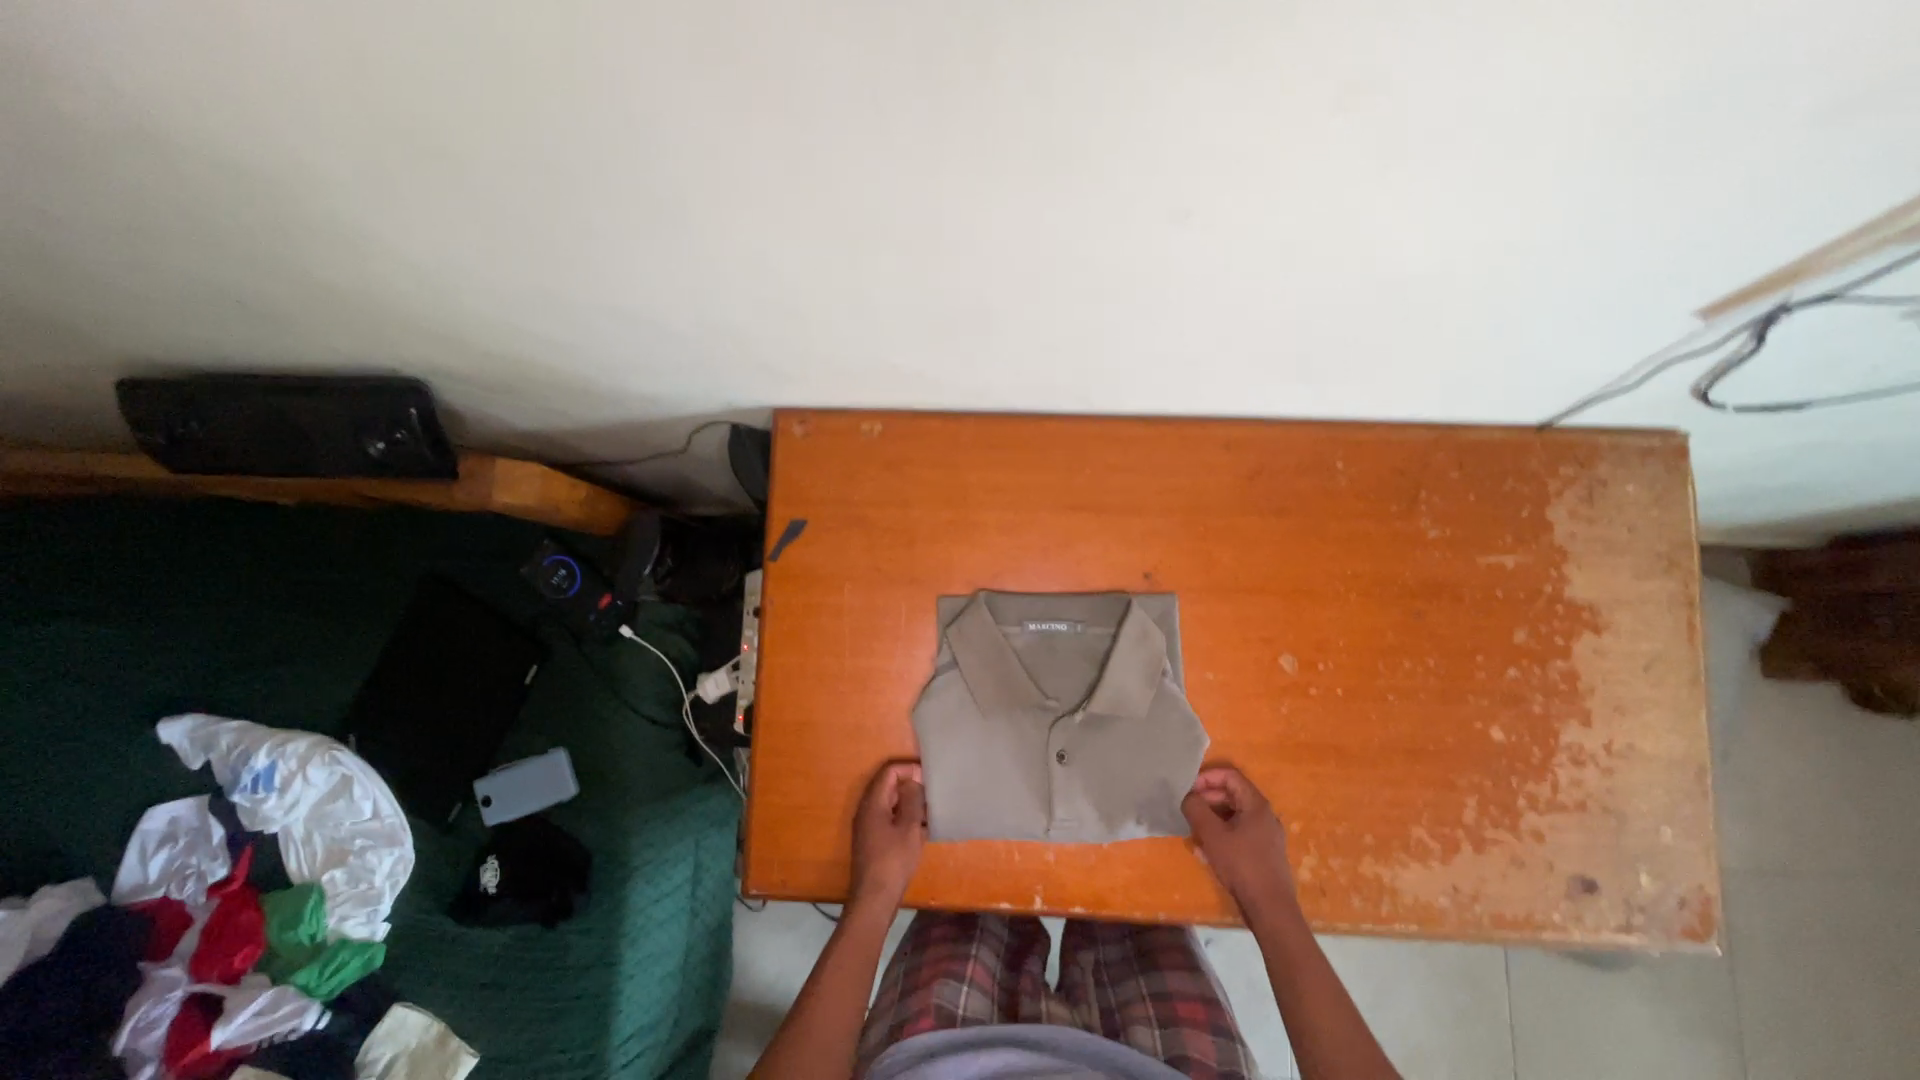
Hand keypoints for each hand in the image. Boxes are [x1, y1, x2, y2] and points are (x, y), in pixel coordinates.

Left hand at [849, 761, 926, 908]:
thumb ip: (912, 800)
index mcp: (873, 803)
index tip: (929, 779)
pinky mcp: (873, 841)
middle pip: (888, 786)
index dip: (909, 769)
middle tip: (933, 795)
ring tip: (931, 812)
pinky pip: (890, 820)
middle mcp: (866, 810)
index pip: (889, 772)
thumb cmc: (893, 860)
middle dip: (911, 787)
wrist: (874, 898)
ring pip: (890, 804)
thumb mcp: (909, 827)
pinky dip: (905, 820)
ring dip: (910, 805)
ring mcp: (868, 826)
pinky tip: (922, 831)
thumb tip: (914, 781)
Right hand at [1183, 765, 1297, 915]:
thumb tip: (1188, 797)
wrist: (1270, 907)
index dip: (1206, 777)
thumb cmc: (1241, 864)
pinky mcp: (1263, 853)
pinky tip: (1206, 852)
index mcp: (1256, 804)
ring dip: (1211, 819)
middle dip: (1206, 800)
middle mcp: (1264, 815)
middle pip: (1232, 795)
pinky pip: (1238, 834)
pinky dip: (1221, 835)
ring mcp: (1266, 835)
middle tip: (1187, 811)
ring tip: (1193, 832)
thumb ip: (1196, 809)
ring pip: (1233, 816)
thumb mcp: (1212, 834)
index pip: (1230, 776)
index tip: (1187, 789)